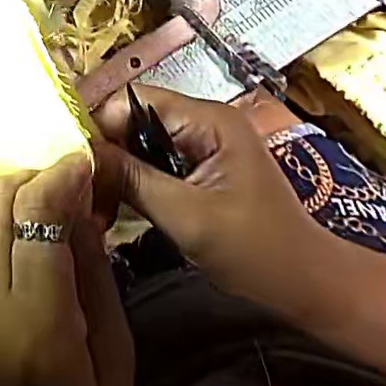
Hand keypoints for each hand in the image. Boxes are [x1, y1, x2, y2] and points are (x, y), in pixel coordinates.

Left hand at [0, 153, 132, 385]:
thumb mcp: (114, 358)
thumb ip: (95, 274)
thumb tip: (80, 206)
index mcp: (36, 323)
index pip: (35, 213)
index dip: (61, 174)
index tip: (83, 161)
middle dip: (34, 178)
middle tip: (66, 188)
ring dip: (15, 211)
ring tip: (47, 229)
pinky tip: (20, 266)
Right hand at [94, 86, 326, 311]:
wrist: (310, 286)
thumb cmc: (256, 251)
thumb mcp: (188, 217)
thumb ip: (134, 180)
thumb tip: (84, 154)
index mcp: (208, 119)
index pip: (136, 99)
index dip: (102, 123)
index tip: (75, 159)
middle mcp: (204, 120)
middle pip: (136, 118)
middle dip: (108, 150)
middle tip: (83, 189)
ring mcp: (204, 143)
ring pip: (143, 142)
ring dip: (120, 169)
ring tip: (96, 203)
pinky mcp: (202, 166)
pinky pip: (158, 161)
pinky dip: (137, 181)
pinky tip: (118, 206)